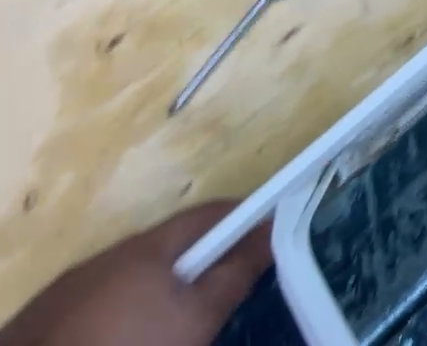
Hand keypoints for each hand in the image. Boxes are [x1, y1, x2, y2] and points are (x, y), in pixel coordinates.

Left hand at [0, 203, 270, 345]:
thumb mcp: (200, 316)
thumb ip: (239, 269)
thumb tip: (272, 228)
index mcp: (145, 248)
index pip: (208, 213)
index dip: (244, 216)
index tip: (269, 232)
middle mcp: (101, 258)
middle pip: (168, 243)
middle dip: (201, 255)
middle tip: (225, 283)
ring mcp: (61, 291)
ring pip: (129, 272)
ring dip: (158, 281)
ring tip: (171, 317)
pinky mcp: (34, 322)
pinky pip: (94, 299)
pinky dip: (118, 306)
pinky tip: (122, 335)